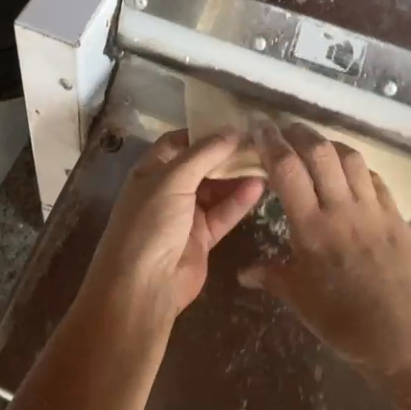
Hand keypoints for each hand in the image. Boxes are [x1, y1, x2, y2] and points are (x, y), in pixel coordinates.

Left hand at [81, 130, 265, 326]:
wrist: (143, 287)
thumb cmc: (149, 224)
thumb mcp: (173, 180)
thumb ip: (204, 154)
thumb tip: (232, 130)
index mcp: (151, 170)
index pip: (179, 142)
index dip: (204, 132)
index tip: (234, 122)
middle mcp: (168, 189)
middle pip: (202, 165)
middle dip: (227, 154)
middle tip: (259, 141)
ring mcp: (185, 214)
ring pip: (216, 189)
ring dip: (237, 176)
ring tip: (267, 160)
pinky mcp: (202, 237)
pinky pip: (224, 213)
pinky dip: (240, 201)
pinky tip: (260, 187)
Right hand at [240, 122, 410, 378]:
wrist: (408, 340)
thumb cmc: (347, 323)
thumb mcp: (301, 302)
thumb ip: (272, 277)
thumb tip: (243, 272)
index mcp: (312, 229)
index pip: (287, 169)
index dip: (270, 142)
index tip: (259, 127)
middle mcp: (342, 210)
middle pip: (319, 151)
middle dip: (298, 133)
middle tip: (283, 130)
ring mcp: (373, 210)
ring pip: (350, 157)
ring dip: (329, 145)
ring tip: (315, 146)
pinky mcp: (397, 216)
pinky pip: (375, 179)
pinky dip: (358, 168)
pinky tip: (350, 174)